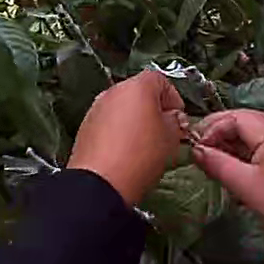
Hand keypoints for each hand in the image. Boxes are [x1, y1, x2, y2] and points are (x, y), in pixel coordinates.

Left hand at [68, 69, 190, 204]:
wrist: (100, 183)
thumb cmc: (141, 155)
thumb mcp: (171, 138)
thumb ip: (175, 121)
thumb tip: (172, 117)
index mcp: (138, 87)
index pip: (161, 80)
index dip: (174, 98)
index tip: (179, 117)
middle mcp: (114, 92)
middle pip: (139, 92)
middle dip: (154, 108)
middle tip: (165, 130)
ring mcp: (96, 109)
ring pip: (122, 107)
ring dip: (135, 120)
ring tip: (146, 144)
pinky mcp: (84, 127)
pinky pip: (108, 123)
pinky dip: (119, 131)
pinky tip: (126, 151)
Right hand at [190, 109, 263, 250]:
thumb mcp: (247, 186)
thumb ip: (218, 164)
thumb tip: (196, 150)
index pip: (233, 117)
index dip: (211, 129)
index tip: (194, 149)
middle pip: (243, 122)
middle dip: (219, 135)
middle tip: (199, 154)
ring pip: (253, 135)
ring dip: (232, 146)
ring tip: (213, 164)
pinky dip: (246, 155)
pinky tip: (234, 171)